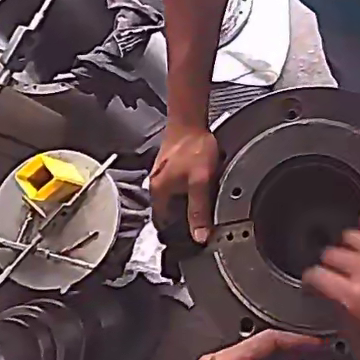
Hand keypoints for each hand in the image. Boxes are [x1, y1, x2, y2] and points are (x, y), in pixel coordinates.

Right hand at [149, 121, 220, 243]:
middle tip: (202, 219)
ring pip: (175, 198)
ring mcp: (163, 174)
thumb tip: (199, 236)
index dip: (178, 233)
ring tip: (203, 199)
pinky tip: (199, 183)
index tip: (191, 238)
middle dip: (185, 218)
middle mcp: (156, 184)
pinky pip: (179, 185)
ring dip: (187, 202)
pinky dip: (188, 188)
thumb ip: (199, 210)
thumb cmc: (193, 146)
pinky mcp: (171, 165)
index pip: (164, 224)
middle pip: (170, 211)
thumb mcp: (200, 182)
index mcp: (158, 192)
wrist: (191, 120)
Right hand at [303, 211, 359, 359]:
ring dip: (347, 249)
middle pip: (330, 253)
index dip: (310, 282)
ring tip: (353, 260)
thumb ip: (344, 325)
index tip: (313, 286)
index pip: (315, 275)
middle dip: (328, 267)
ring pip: (351, 235)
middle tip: (335, 278)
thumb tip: (335, 310)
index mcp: (355, 297)